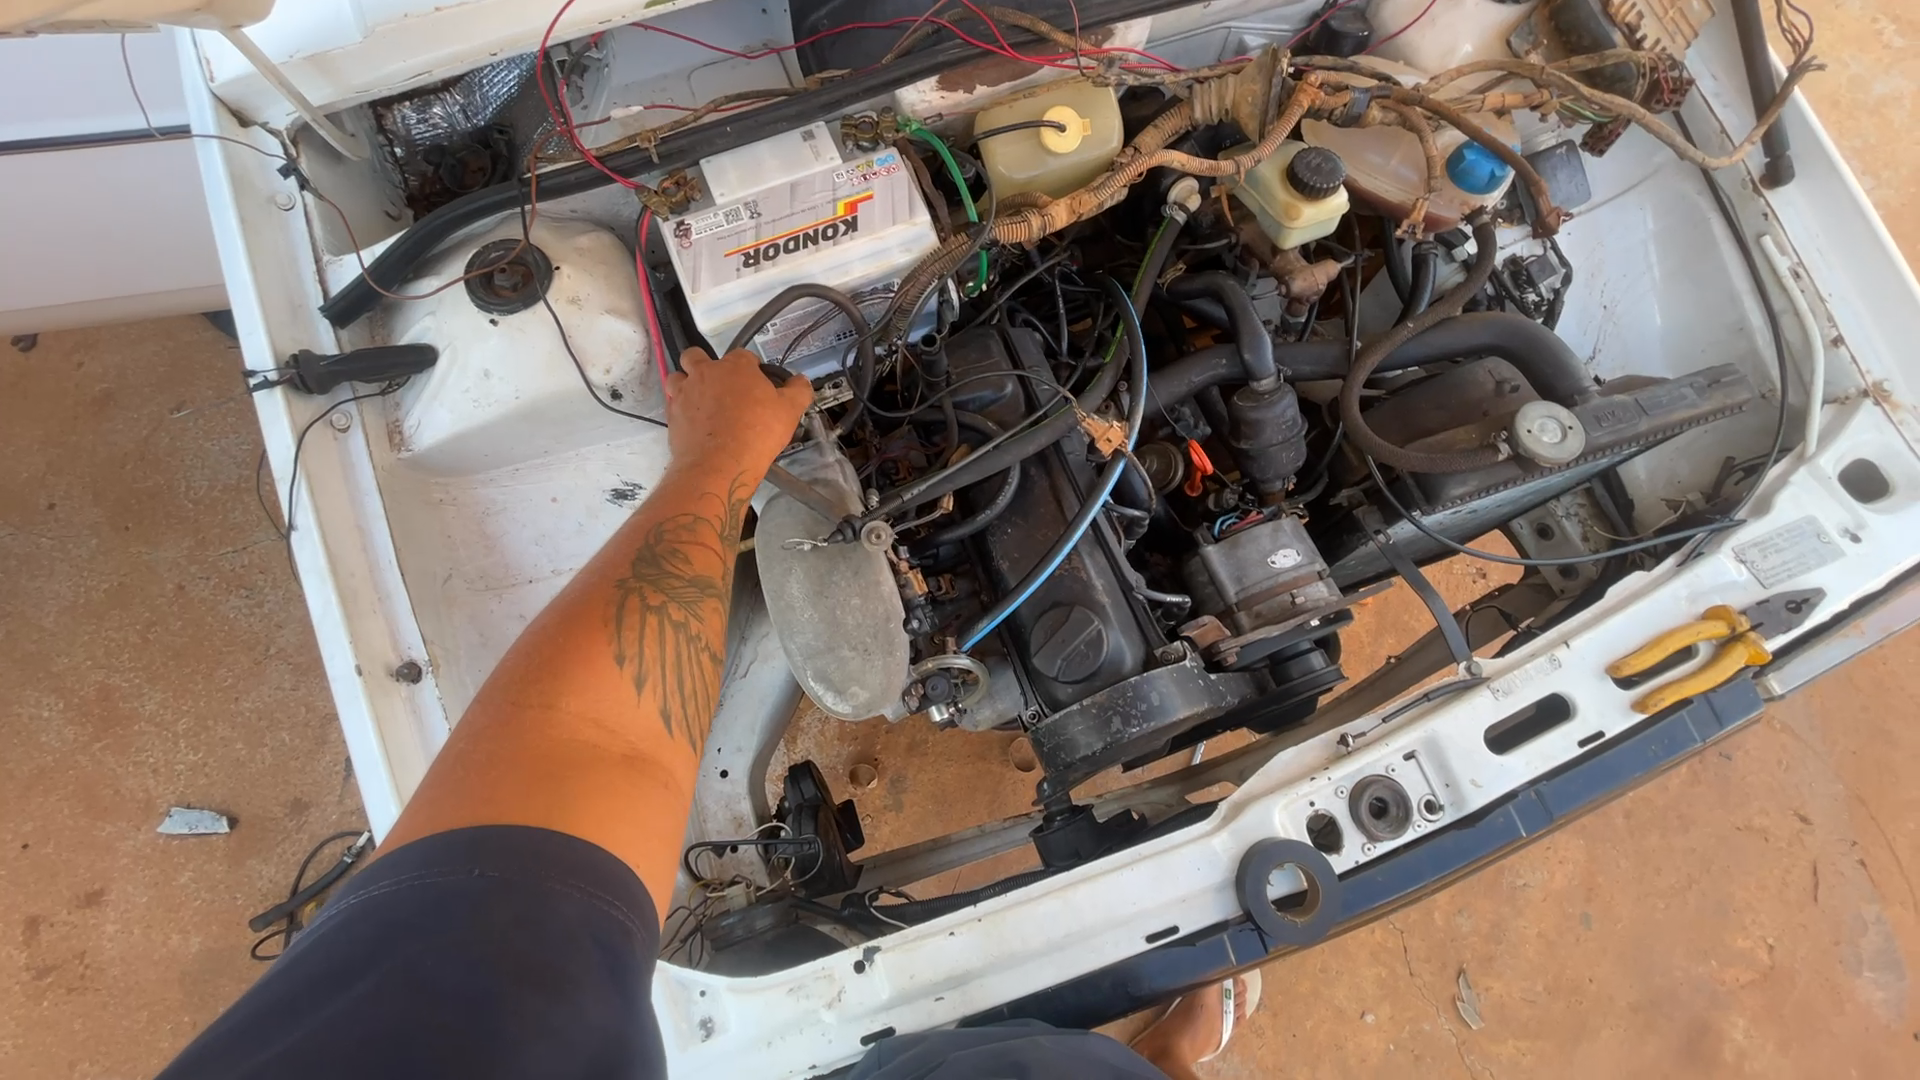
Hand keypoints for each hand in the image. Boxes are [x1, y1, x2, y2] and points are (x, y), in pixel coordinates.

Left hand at [666, 348, 814, 476]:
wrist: (720, 464)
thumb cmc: (758, 433)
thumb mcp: (790, 411)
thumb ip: (798, 391)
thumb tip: (801, 381)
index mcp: (736, 367)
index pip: (743, 355)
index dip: (751, 367)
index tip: (757, 382)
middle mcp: (706, 372)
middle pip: (696, 355)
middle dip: (706, 364)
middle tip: (720, 385)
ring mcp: (685, 393)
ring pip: (677, 377)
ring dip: (686, 383)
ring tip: (701, 400)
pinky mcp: (672, 415)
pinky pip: (672, 404)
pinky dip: (682, 409)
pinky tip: (695, 423)